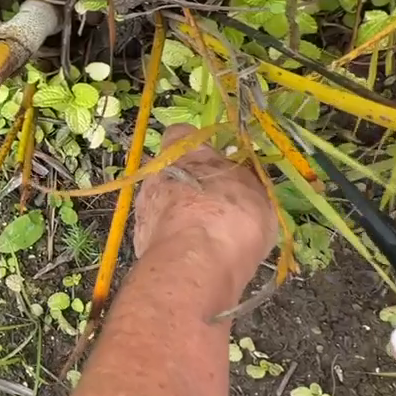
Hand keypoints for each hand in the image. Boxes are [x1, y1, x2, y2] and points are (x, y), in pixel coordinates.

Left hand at [132, 125, 277, 291]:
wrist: (194, 261)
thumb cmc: (230, 217)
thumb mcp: (255, 191)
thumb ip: (242, 178)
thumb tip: (238, 174)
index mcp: (186, 152)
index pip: (182, 134)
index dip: (196, 146)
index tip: (213, 161)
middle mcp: (158, 172)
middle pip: (172, 171)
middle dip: (190, 185)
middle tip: (216, 204)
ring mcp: (144, 203)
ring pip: (163, 200)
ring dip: (179, 212)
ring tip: (207, 233)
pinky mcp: (140, 234)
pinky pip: (160, 228)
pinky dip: (174, 236)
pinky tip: (194, 251)